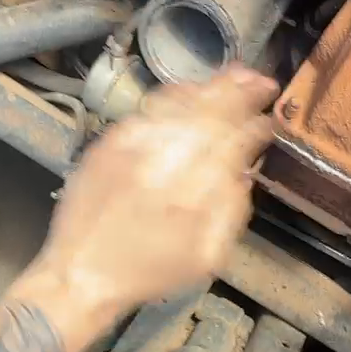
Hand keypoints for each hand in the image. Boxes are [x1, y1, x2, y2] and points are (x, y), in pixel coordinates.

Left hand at [31, 67, 277, 319]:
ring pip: (178, 103)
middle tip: (262, 82)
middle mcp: (162, 160)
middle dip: (240, 93)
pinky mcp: (108, 142)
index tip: (270, 121)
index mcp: (192, 192)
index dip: (256, 127)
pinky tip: (189, 92)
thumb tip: (243, 174)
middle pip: (210, 112)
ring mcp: (131, 147)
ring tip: (233, 78)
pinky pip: (146, 108)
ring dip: (210, 88)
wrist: (80, 273)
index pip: (234, 142)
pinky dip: (173, 96)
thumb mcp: (205, 258)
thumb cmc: (148, 273)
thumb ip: (231, 212)